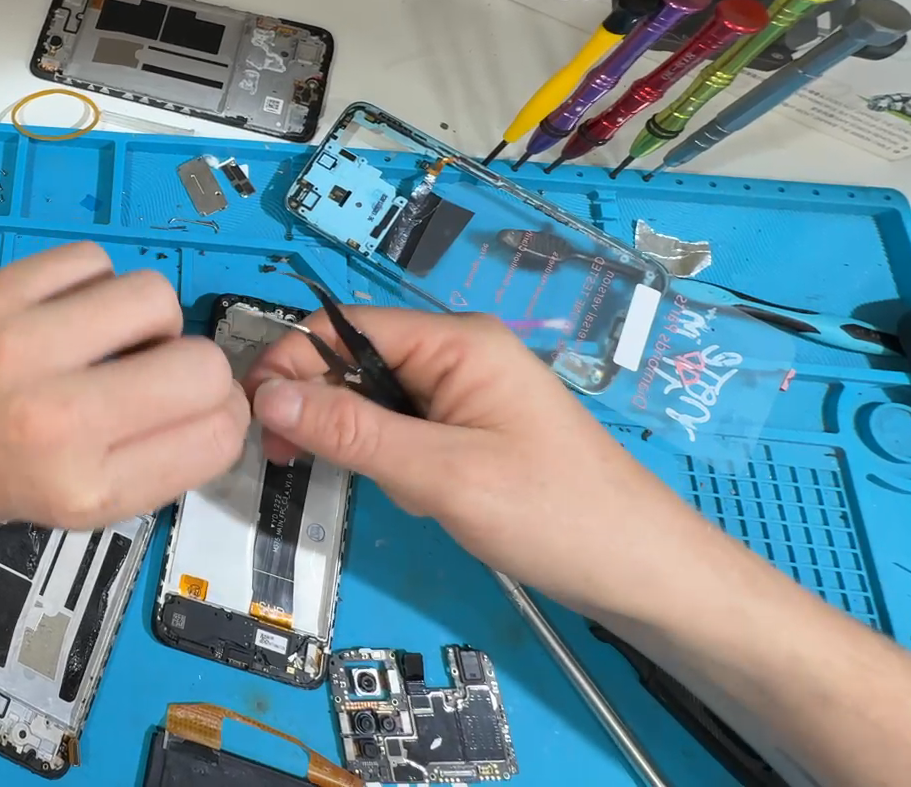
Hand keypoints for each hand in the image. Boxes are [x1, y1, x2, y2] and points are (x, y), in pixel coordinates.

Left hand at [0, 242, 248, 531]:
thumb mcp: (82, 506)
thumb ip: (160, 459)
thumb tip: (219, 395)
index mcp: (88, 487)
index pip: (216, 433)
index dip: (220, 414)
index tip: (196, 406)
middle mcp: (58, 419)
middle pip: (199, 363)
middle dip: (192, 364)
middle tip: (149, 369)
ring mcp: (23, 346)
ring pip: (152, 295)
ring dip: (144, 317)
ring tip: (104, 337)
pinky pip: (92, 259)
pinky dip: (94, 282)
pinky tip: (67, 310)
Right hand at [245, 307, 724, 619]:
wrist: (654, 582)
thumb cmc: (556, 517)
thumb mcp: (440, 474)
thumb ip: (349, 430)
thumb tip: (265, 395)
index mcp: (453, 341)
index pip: (340, 327)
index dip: (288, 362)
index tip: (255, 416)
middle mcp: (453, 352)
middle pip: (350, 358)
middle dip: (315, 404)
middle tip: (286, 456)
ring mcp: (460, 388)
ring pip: (368, 394)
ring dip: (351, 435)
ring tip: (366, 480)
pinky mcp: (464, 423)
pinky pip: (395, 422)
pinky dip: (382, 452)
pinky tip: (404, 487)